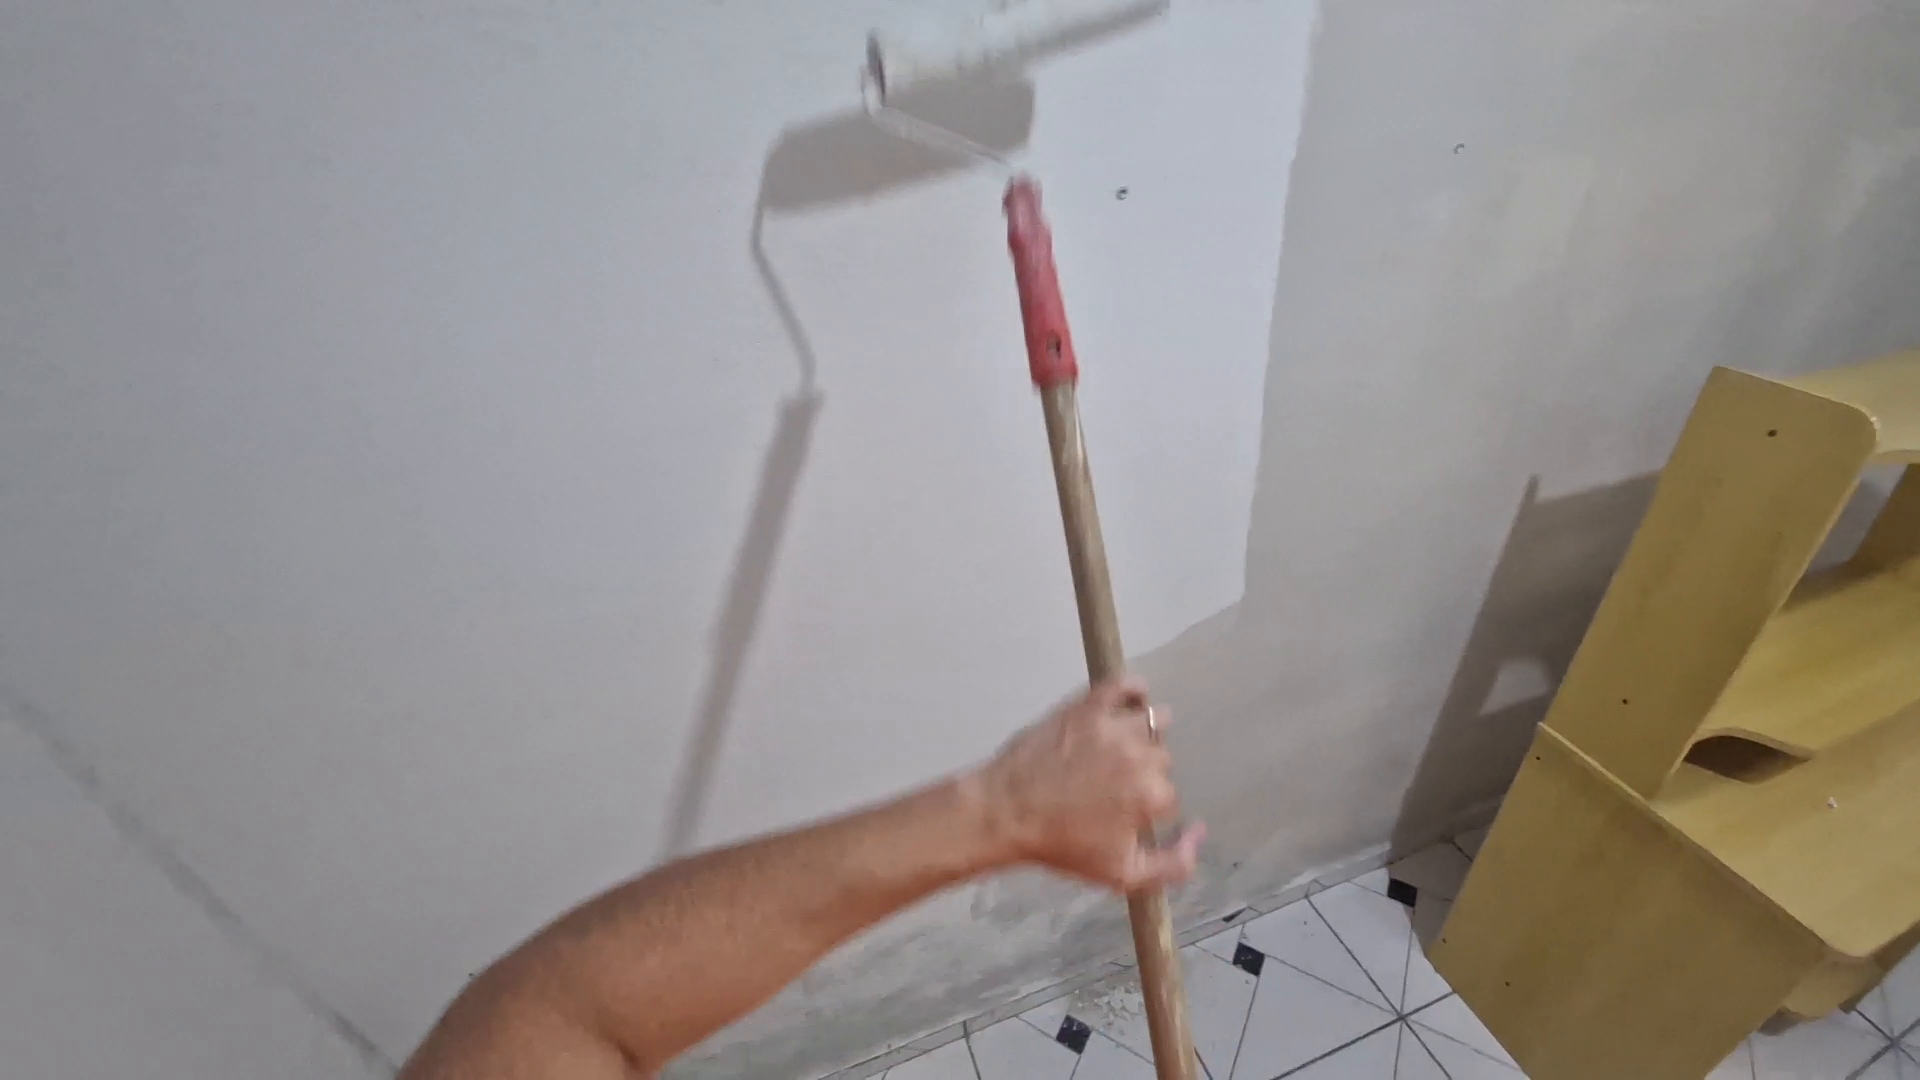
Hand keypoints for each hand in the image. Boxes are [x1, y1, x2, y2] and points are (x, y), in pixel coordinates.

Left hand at [973, 676, 1203, 891]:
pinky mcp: (1087, 706)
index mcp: (1151, 795)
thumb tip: (1201, 832)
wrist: (1006, 811)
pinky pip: (1125, 685)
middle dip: (1144, 771)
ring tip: (1121, 746)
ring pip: (1152, 720)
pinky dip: (1134, 690)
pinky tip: (1132, 700)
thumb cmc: (1062, 844)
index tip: (1122, 810)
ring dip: (1144, 733)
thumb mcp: (1123, 875)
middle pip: (1161, 757)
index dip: (1146, 805)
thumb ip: (1175, 863)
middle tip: (1111, 783)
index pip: (1169, 795)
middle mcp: (1138, 755)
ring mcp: (1113, 726)